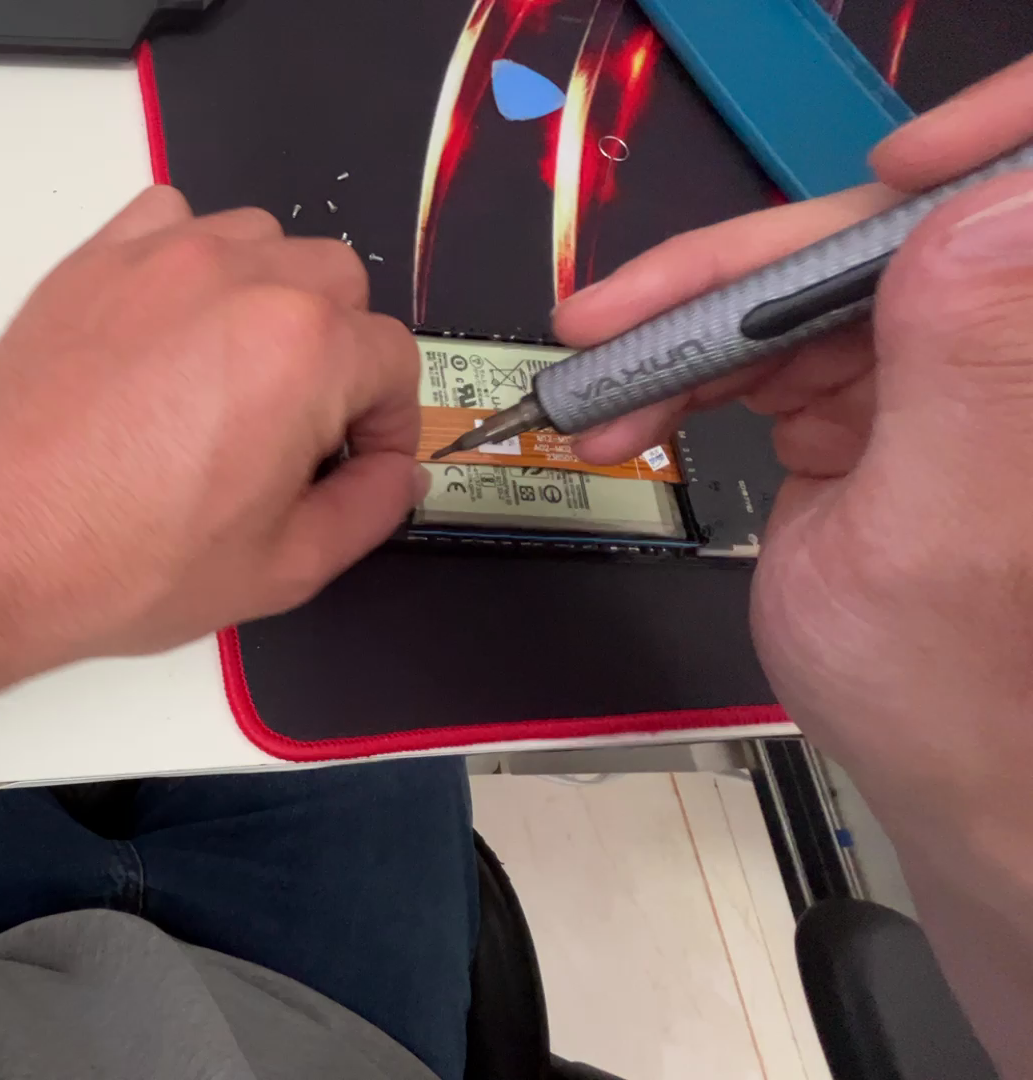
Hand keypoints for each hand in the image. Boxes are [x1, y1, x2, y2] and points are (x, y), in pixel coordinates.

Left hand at [0, 186, 421, 664]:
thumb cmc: (118, 565)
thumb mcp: (278, 570)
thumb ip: (366, 511)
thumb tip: (396, 474)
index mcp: (301, 350)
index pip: (392, 361)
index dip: (384, 423)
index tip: (357, 459)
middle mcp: (237, 279)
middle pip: (337, 289)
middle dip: (335, 358)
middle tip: (293, 429)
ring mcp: (157, 259)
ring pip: (263, 245)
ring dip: (270, 304)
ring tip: (230, 381)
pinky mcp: (92, 262)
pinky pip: (172, 224)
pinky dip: (193, 265)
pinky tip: (171, 332)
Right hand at [556, 56, 1032, 818]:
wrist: (931, 757)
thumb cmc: (947, 676)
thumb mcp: (940, 534)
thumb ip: (968, 373)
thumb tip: (970, 210)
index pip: (1022, 201)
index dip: (967, 163)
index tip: (879, 175)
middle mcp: (1000, 347)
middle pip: (864, 249)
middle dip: (724, 280)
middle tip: (597, 322)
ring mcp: (927, 375)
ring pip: (783, 306)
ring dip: (669, 349)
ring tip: (586, 405)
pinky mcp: (856, 409)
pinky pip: (750, 364)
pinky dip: (670, 388)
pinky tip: (620, 424)